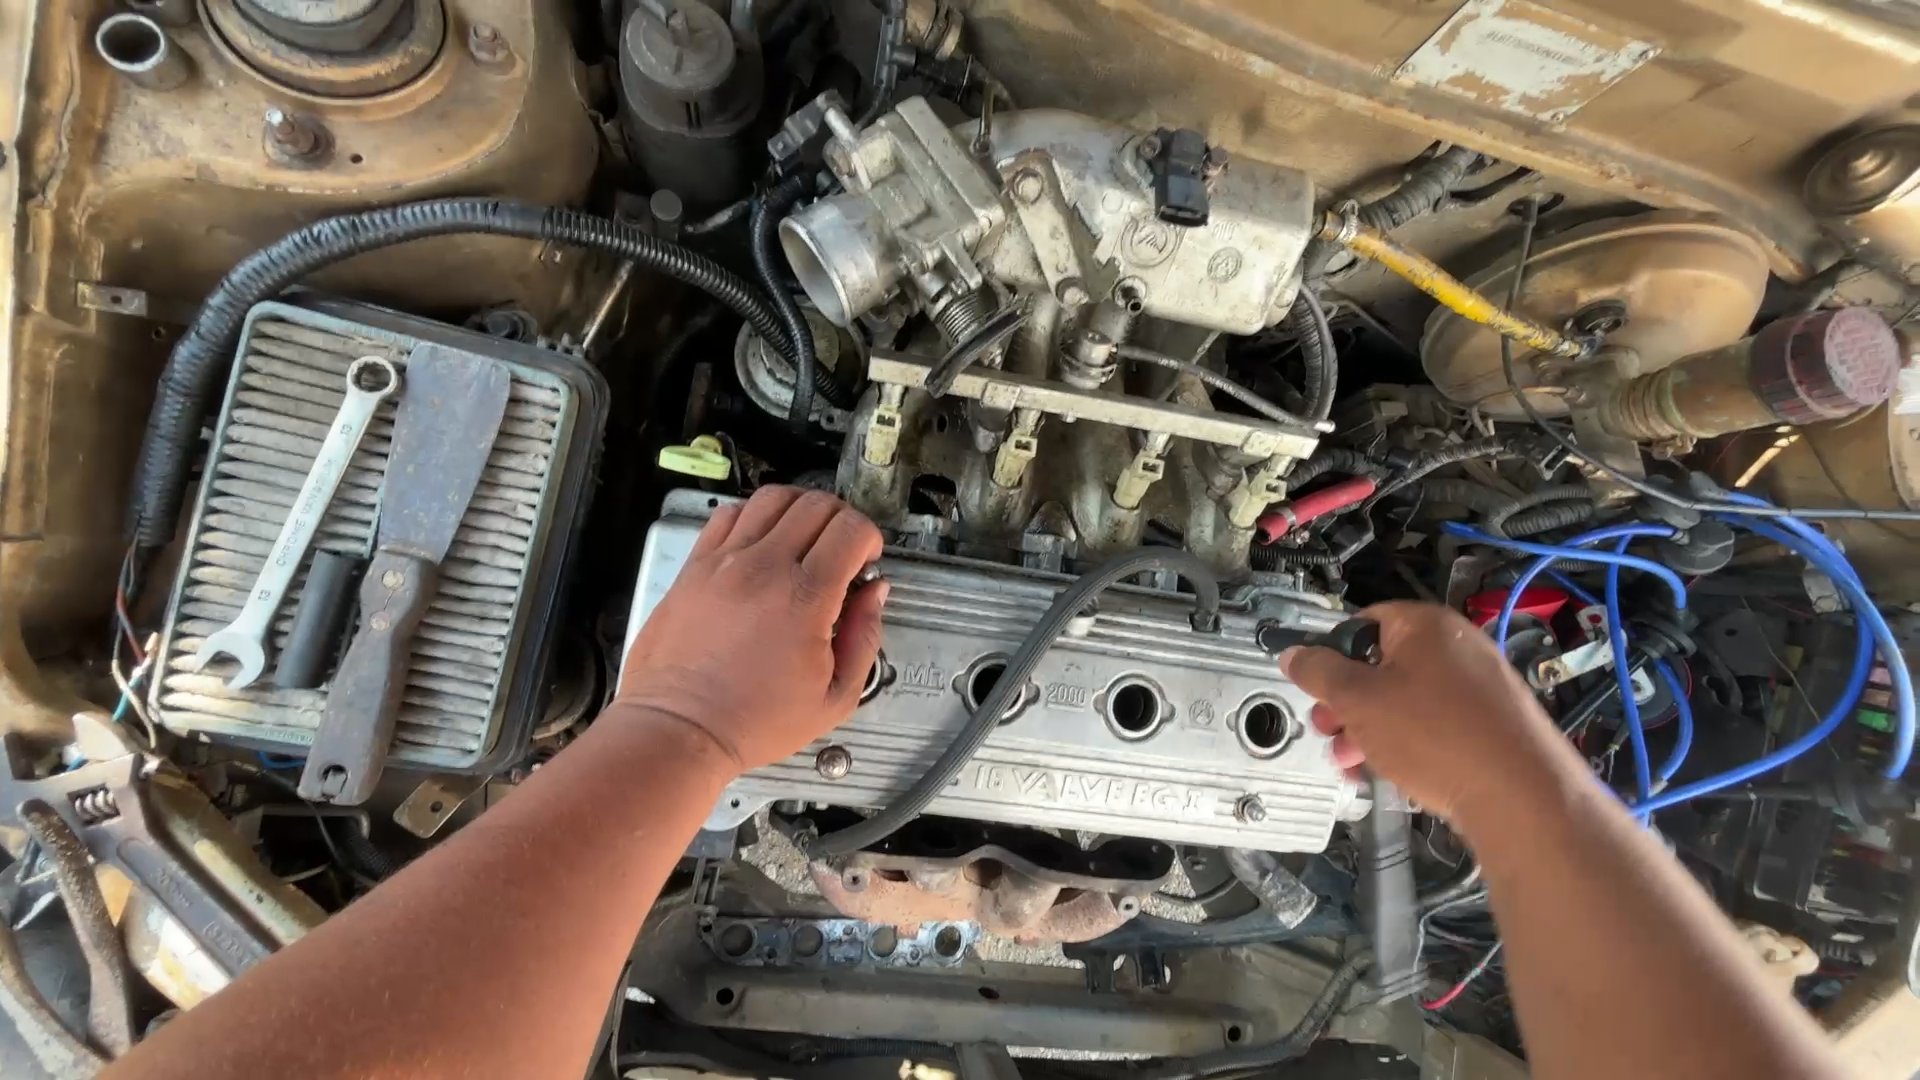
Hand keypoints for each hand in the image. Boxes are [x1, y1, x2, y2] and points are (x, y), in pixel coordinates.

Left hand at [616, 486, 887, 771]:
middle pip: (816, 504)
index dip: (869, 538)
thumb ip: (864, 638)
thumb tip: (874, 594)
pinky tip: (761, 543)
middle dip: (841, 520)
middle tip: (840, 551)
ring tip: (804, 540)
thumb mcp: (834, 697)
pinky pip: (728, 514)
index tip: (866, 560)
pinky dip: (754, 516)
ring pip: (773, 497)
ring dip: (799, 510)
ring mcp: (724, 562)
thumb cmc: (750, 721)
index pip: (850, 529)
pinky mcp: (695, 566)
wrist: (679, 730)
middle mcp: (764, 568)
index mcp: (805, 598)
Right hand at [1280, 601, 1591, 826]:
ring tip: (1350, 759)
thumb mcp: (1356, 699)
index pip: (1360, 622)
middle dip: (1345, 700)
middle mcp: (1456, 647)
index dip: (1330, 653)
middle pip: (1379, 664)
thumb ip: (1317, 671)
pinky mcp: (1492, 725)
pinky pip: (1433, 723)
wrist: (1524, 800)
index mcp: (1425, 625)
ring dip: (1367, 726)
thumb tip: (1293, 654)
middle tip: (1328, 728)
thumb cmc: (1433, 735)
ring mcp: (1479, 687)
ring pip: (1403, 698)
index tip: (1317, 686)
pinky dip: (1404, 740)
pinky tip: (1385, 771)